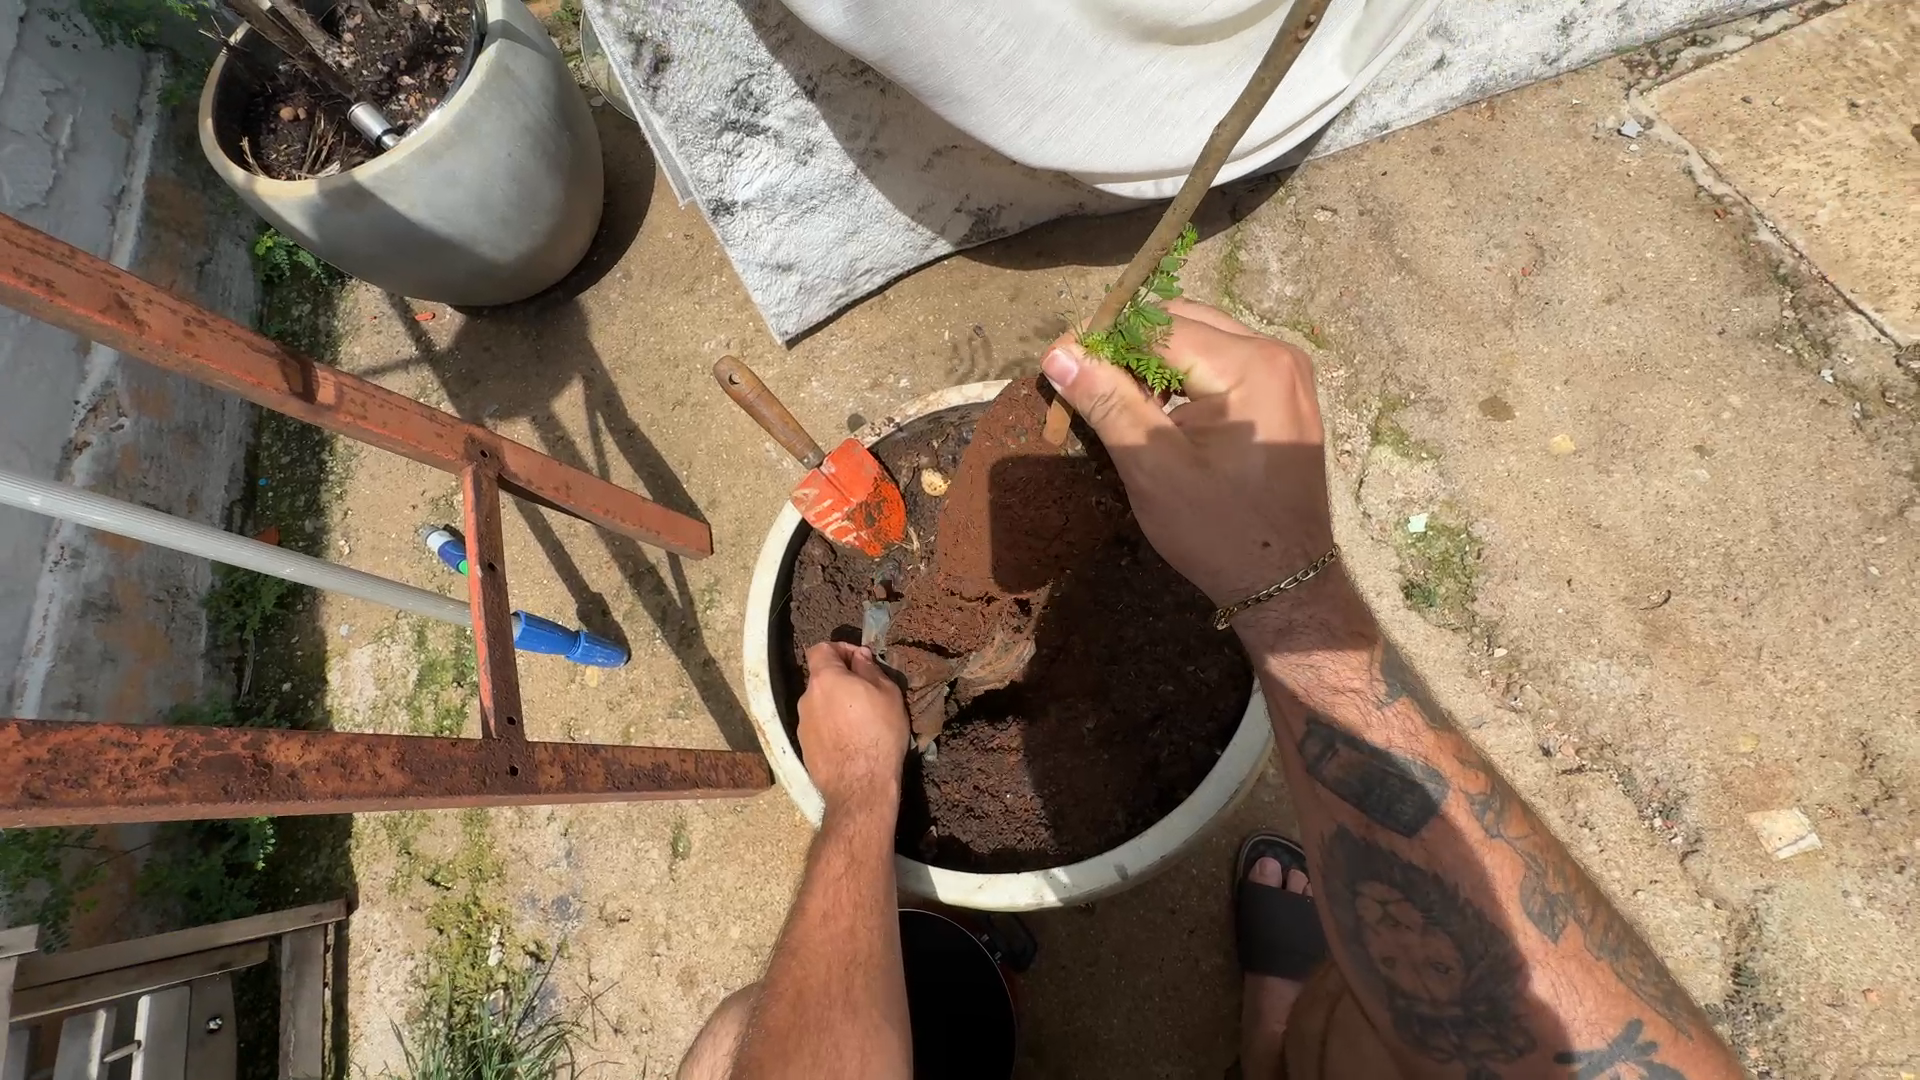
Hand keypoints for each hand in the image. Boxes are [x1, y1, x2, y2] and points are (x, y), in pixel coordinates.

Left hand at [798, 643, 908, 817]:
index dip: (841, 649)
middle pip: (821, 677)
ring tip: (862, 720)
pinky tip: (852, 739)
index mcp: (825, 679)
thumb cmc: (878, 734)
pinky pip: (819, 725)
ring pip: (820, 702)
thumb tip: (859, 656)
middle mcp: (807, 698)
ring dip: (837, 703)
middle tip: (868, 691)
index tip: (861, 661)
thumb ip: (869, 669)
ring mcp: (802, 724)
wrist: (860, 786)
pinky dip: (832, 724)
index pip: (821, 648)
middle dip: (842, 679)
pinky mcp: (804, 746)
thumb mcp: (887, 693)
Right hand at [1043, 300, 1339, 618]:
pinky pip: (1222, 363)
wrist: (1283, 581)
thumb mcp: (1152, 466)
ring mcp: (1286, 373)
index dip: (1102, 340)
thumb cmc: (1216, 530)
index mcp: (1249, 365)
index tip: (1057, 360)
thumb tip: (1058, 354)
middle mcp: (1276, 353)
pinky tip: (1158, 408)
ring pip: (1201, 339)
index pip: (1158, 328)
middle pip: (1183, 322)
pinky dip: (1182, 375)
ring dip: (1153, 359)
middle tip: (1085, 379)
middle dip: (1128, 345)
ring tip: (1117, 396)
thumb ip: (1107, 402)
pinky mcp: (1283, 394)